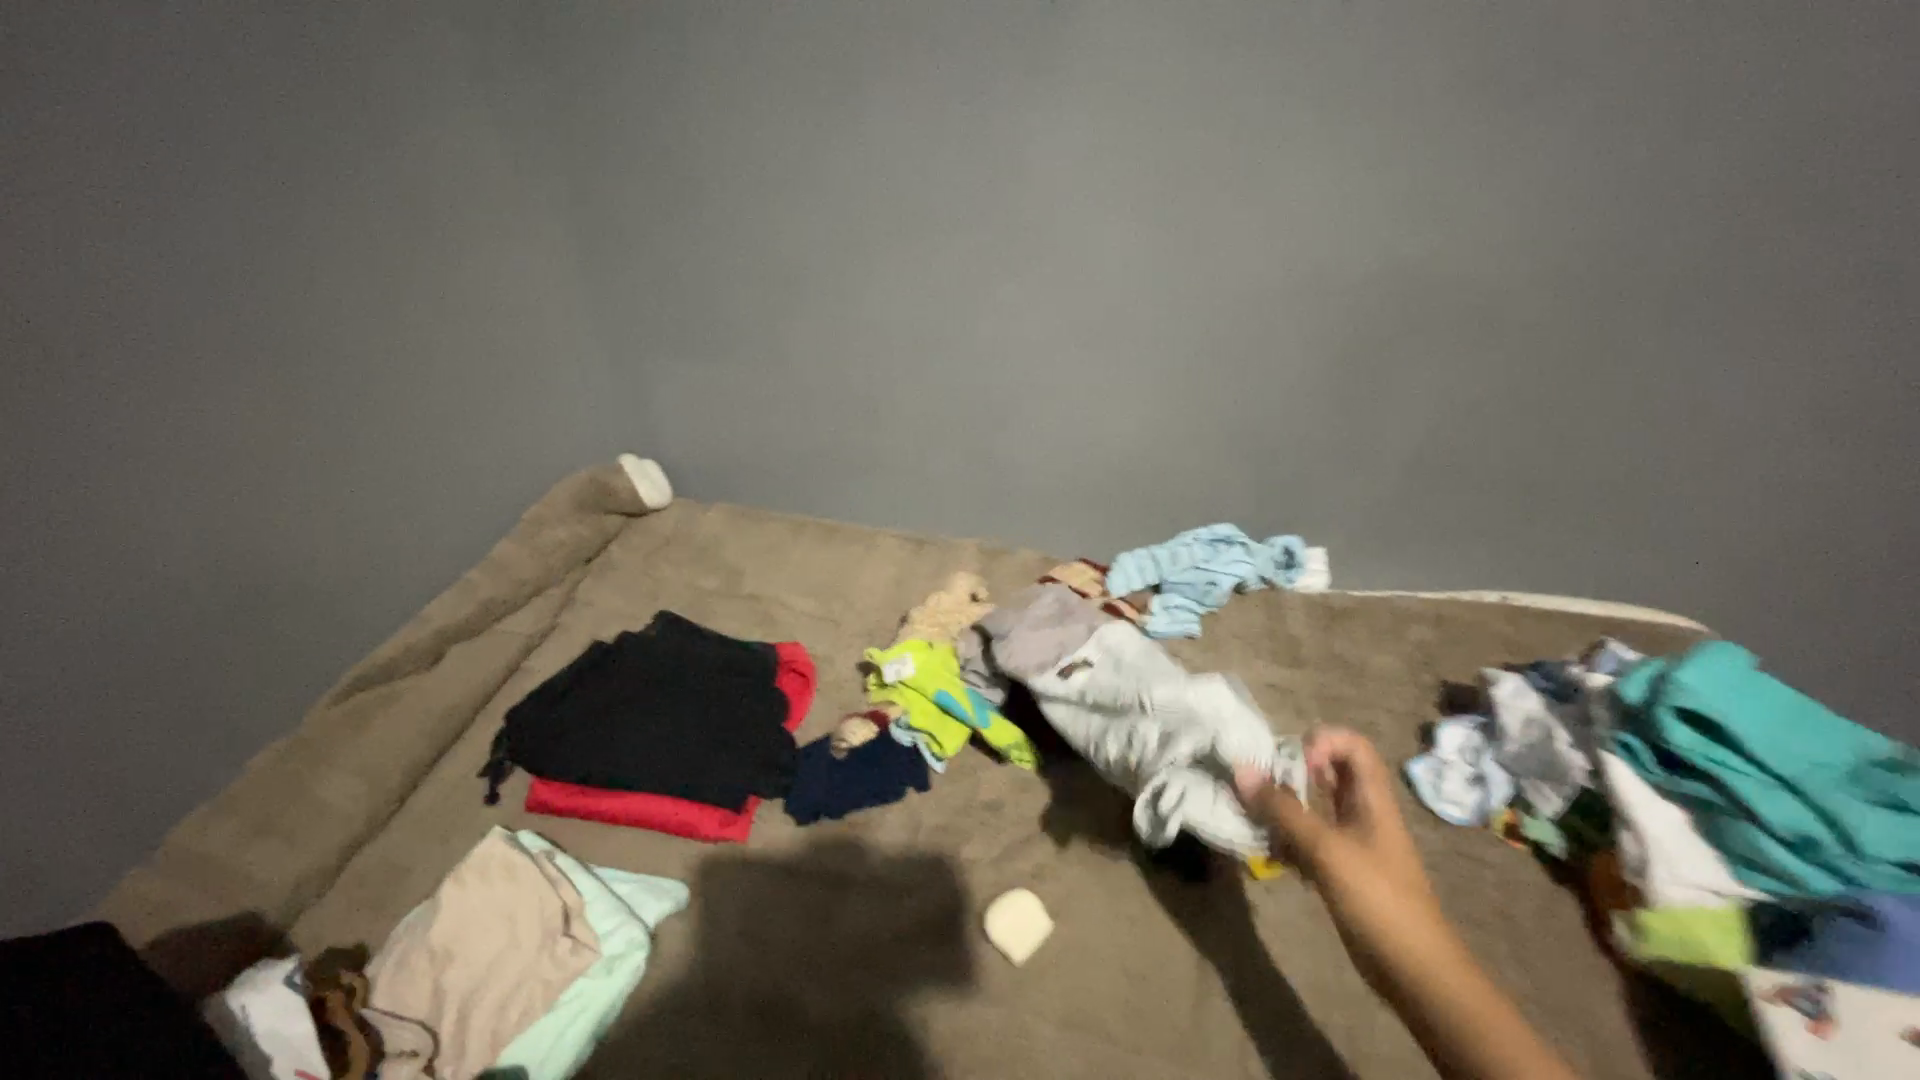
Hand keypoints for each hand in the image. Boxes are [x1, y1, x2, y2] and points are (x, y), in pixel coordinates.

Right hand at [1234, 729, 1450, 979]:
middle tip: (1258, 786)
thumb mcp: (1327, 849)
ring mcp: (1351, 842)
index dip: (1322, 742)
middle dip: (1289, 773)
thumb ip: (1283, 810)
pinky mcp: (1339, 869)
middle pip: (1326, 774)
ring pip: (1312, 807)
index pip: (1352, 745)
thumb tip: (1241, 769)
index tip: (1293, 764)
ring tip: (1253, 817)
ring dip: (1281, 808)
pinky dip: (1285, 840)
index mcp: (1372, 799)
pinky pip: (1306, 839)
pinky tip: (1266, 853)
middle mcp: (1362, 813)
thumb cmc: (1377, 899)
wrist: (1413, 969)